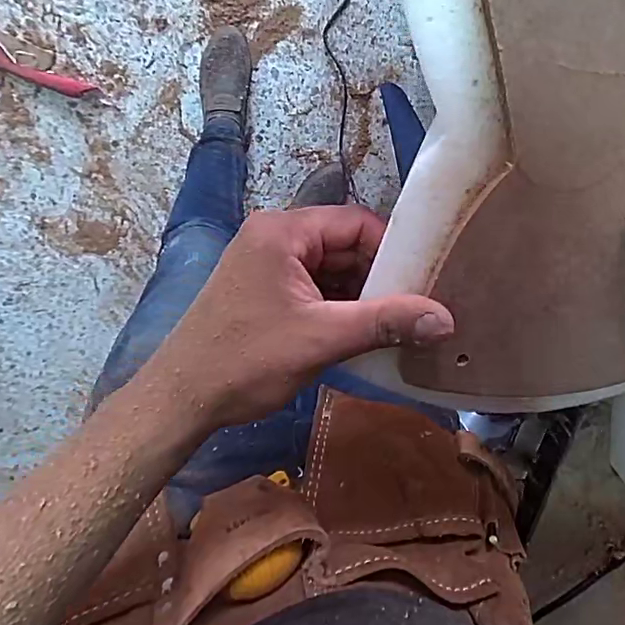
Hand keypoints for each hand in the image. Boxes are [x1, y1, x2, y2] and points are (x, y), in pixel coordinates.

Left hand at [129, 205, 454, 431]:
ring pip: (333, 269)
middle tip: (415, 306)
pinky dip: (340, 307)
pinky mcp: (265, 291)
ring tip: (396, 322)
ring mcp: (268, 265)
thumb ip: (385, 323)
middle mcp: (274, 237)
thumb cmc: (244, 361)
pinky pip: (316, 288)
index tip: (422, 282)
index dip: (393, 250)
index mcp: (282, 231)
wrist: (179, 401)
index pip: (356, 223)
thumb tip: (445, 319)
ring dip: (362, 295)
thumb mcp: (321, 339)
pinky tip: (363, 332)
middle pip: (345, 245)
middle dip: (379, 276)